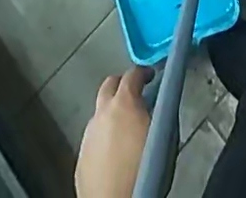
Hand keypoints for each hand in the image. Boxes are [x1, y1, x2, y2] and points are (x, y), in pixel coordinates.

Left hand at [75, 66, 151, 197]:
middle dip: (122, 85)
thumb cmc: (145, 172)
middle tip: (135, 95)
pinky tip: (113, 154)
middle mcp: (102, 112)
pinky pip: (93, 137)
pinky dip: (103, 138)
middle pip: (109, 85)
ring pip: (99, 113)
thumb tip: (159, 104)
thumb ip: (160, 114)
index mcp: (124, 104)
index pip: (132, 75)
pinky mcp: (80, 156)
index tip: (150, 76)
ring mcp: (88, 134)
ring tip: (125, 130)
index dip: (143, 73)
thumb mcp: (164, 138)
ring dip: (111, 114)